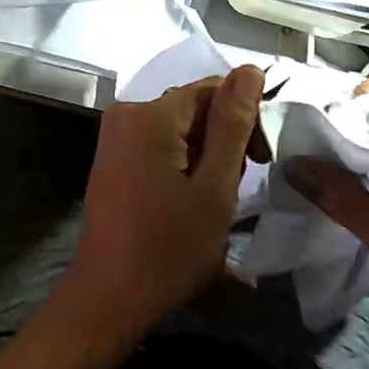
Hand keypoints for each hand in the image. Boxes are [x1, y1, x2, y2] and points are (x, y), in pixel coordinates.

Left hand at [61, 65, 267, 339]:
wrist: (108, 300)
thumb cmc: (168, 248)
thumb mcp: (214, 187)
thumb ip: (233, 124)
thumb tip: (251, 69)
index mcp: (150, 115)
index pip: (214, 89)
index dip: (244, 119)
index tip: (260, 162)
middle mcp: (127, 114)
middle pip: (195, 106)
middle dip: (224, 140)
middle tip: (235, 187)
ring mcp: (116, 137)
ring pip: (180, 127)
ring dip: (206, 155)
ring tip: (213, 199)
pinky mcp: (114, 158)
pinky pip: (160, 142)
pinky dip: (183, 163)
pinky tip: (189, 199)